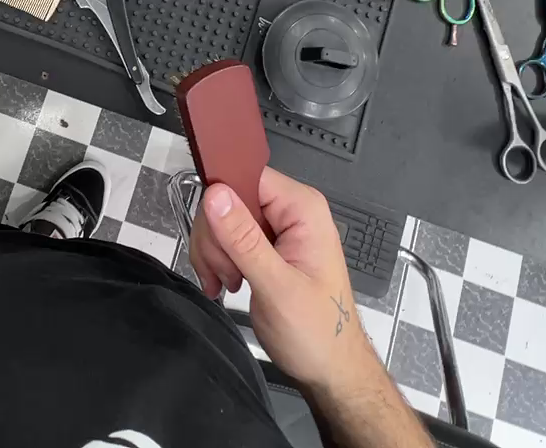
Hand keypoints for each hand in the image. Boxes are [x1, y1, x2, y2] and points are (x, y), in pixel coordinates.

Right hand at [190, 169, 380, 390]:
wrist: (331, 370)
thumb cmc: (320, 334)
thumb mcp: (277, 287)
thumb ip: (244, 239)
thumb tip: (216, 195)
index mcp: (302, 208)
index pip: (246, 176)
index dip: (222, 202)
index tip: (214, 236)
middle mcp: (291, 210)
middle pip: (229, 197)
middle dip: (215, 236)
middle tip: (224, 271)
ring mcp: (278, 226)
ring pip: (223, 217)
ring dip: (215, 252)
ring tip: (227, 281)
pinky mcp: (266, 243)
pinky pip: (228, 235)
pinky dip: (218, 259)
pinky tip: (225, 281)